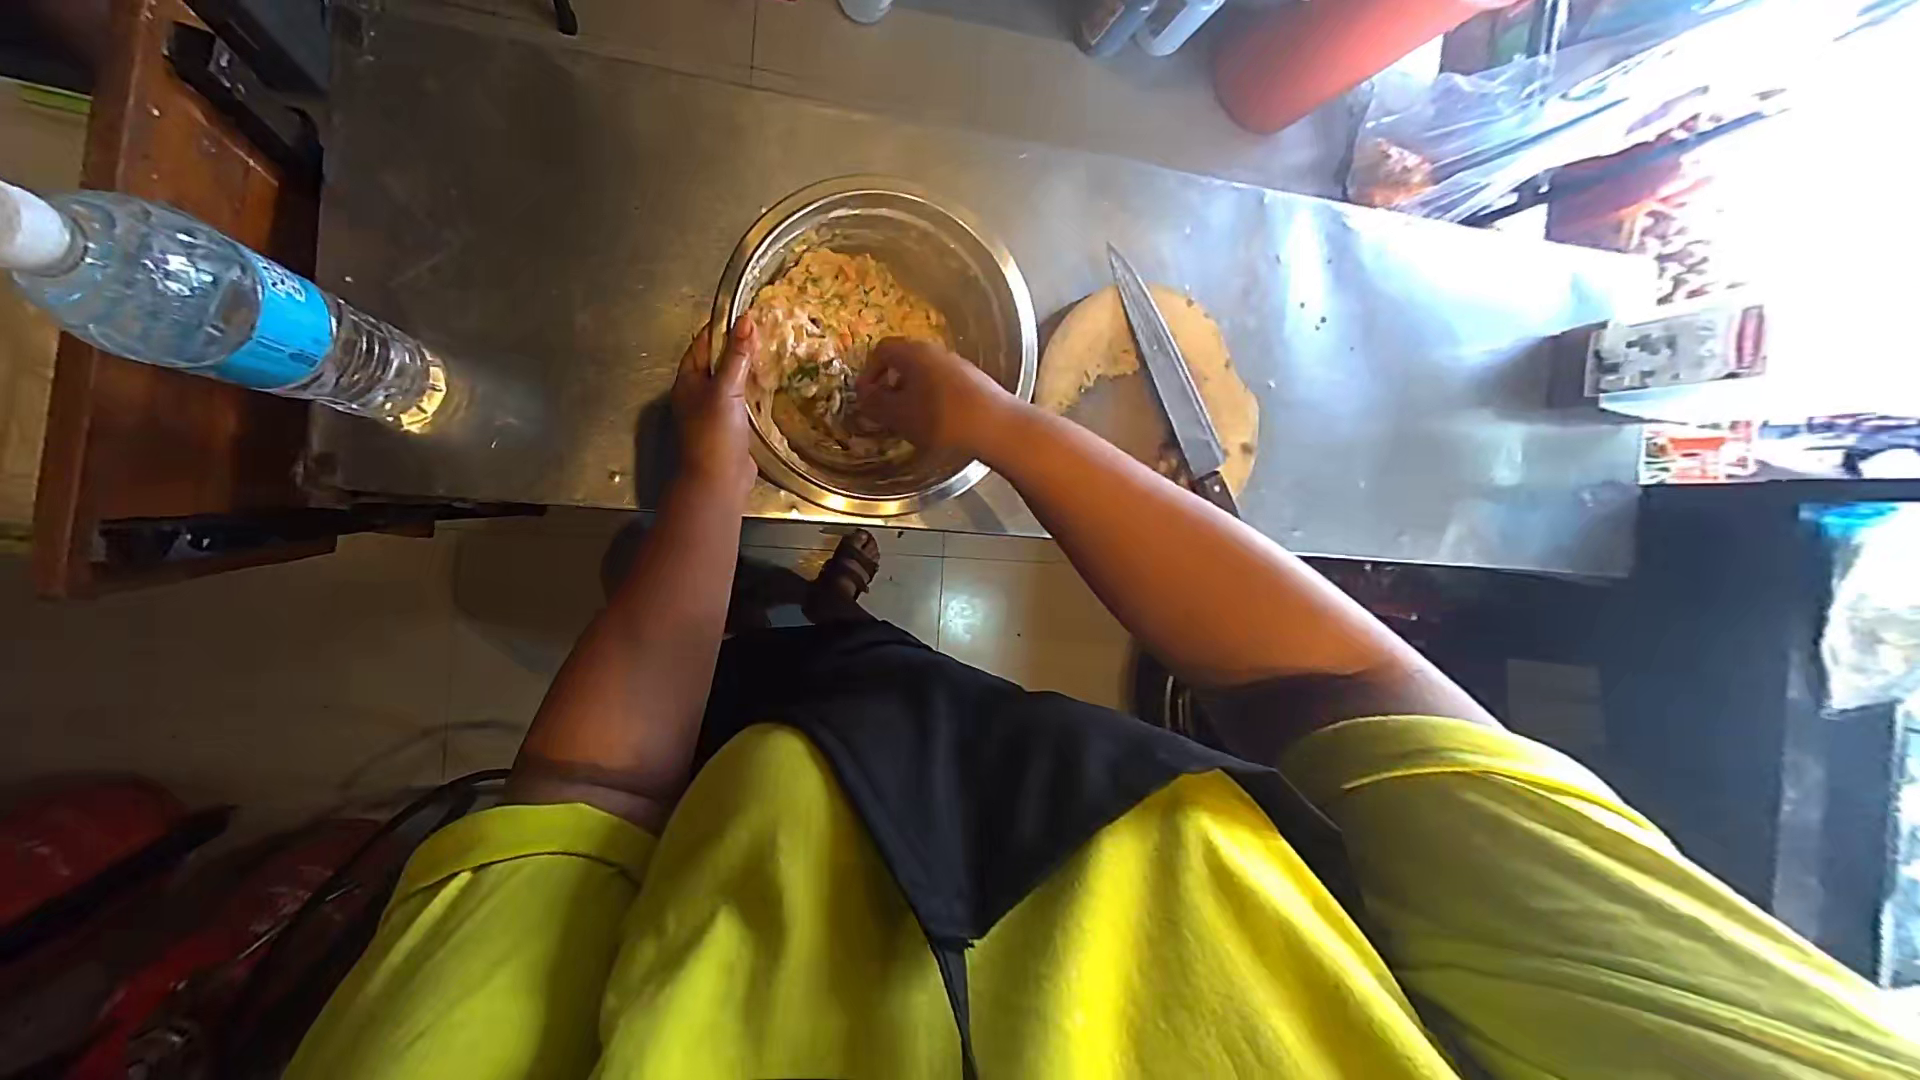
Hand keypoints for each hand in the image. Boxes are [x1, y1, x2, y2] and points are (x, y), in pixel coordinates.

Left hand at [672, 316, 756, 496]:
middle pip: (717, 361)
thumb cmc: (714, 434)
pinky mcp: (730, 427)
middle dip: (738, 347)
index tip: (746, 315)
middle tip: (763, 332)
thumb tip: (747, 320)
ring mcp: (714, 411)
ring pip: (731, 381)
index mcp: (688, 380)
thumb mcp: (726, 389)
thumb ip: (737, 355)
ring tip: (770, 354)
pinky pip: (742, 401)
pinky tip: (769, 386)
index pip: (703, 343)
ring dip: (747, 369)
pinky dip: (754, 391)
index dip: (723, 327)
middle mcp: (697, 393)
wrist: (718, 480)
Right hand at [856, 338, 1019, 460]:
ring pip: (925, 375)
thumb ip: (876, 403)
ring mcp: (958, 366)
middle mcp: (936, 352)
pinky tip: (938, 424)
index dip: (869, 372)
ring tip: (911, 421)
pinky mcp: (974, 383)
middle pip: (905, 361)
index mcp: (913, 352)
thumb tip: (863, 394)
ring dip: (912, 394)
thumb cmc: (940, 418)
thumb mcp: (899, 415)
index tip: (866, 396)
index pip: (881, 350)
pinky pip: (944, 386)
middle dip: (891, 385)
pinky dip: (933, 400)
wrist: (996, 426)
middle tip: (886, 410)